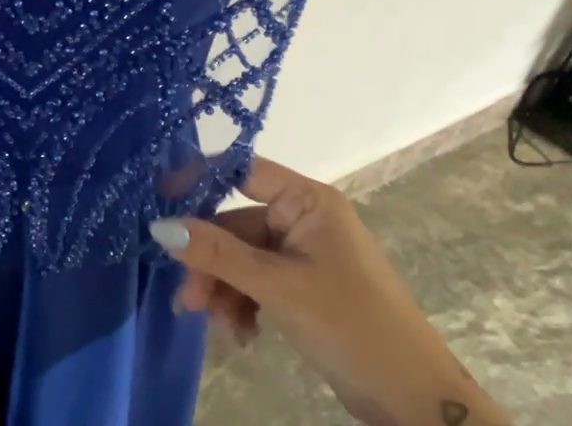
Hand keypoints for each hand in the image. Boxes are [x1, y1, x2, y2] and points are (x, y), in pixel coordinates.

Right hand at [150, 158, 510, 425]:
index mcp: (308, 201)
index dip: (197, 179)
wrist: (415, 401)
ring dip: (222, 289)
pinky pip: (254, 280)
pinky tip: (240, 334)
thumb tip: (157, 224)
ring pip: (238, 257)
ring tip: (217, 325)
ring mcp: (303, 253)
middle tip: (188, 298)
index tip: (156, 200)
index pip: (240, 170)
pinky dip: (240, 303)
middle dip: (208, 263)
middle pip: (232, 225)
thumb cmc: (352, 325)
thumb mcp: (276, 287)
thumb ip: (215, 252)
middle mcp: (303, 218)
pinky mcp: (302, 286)